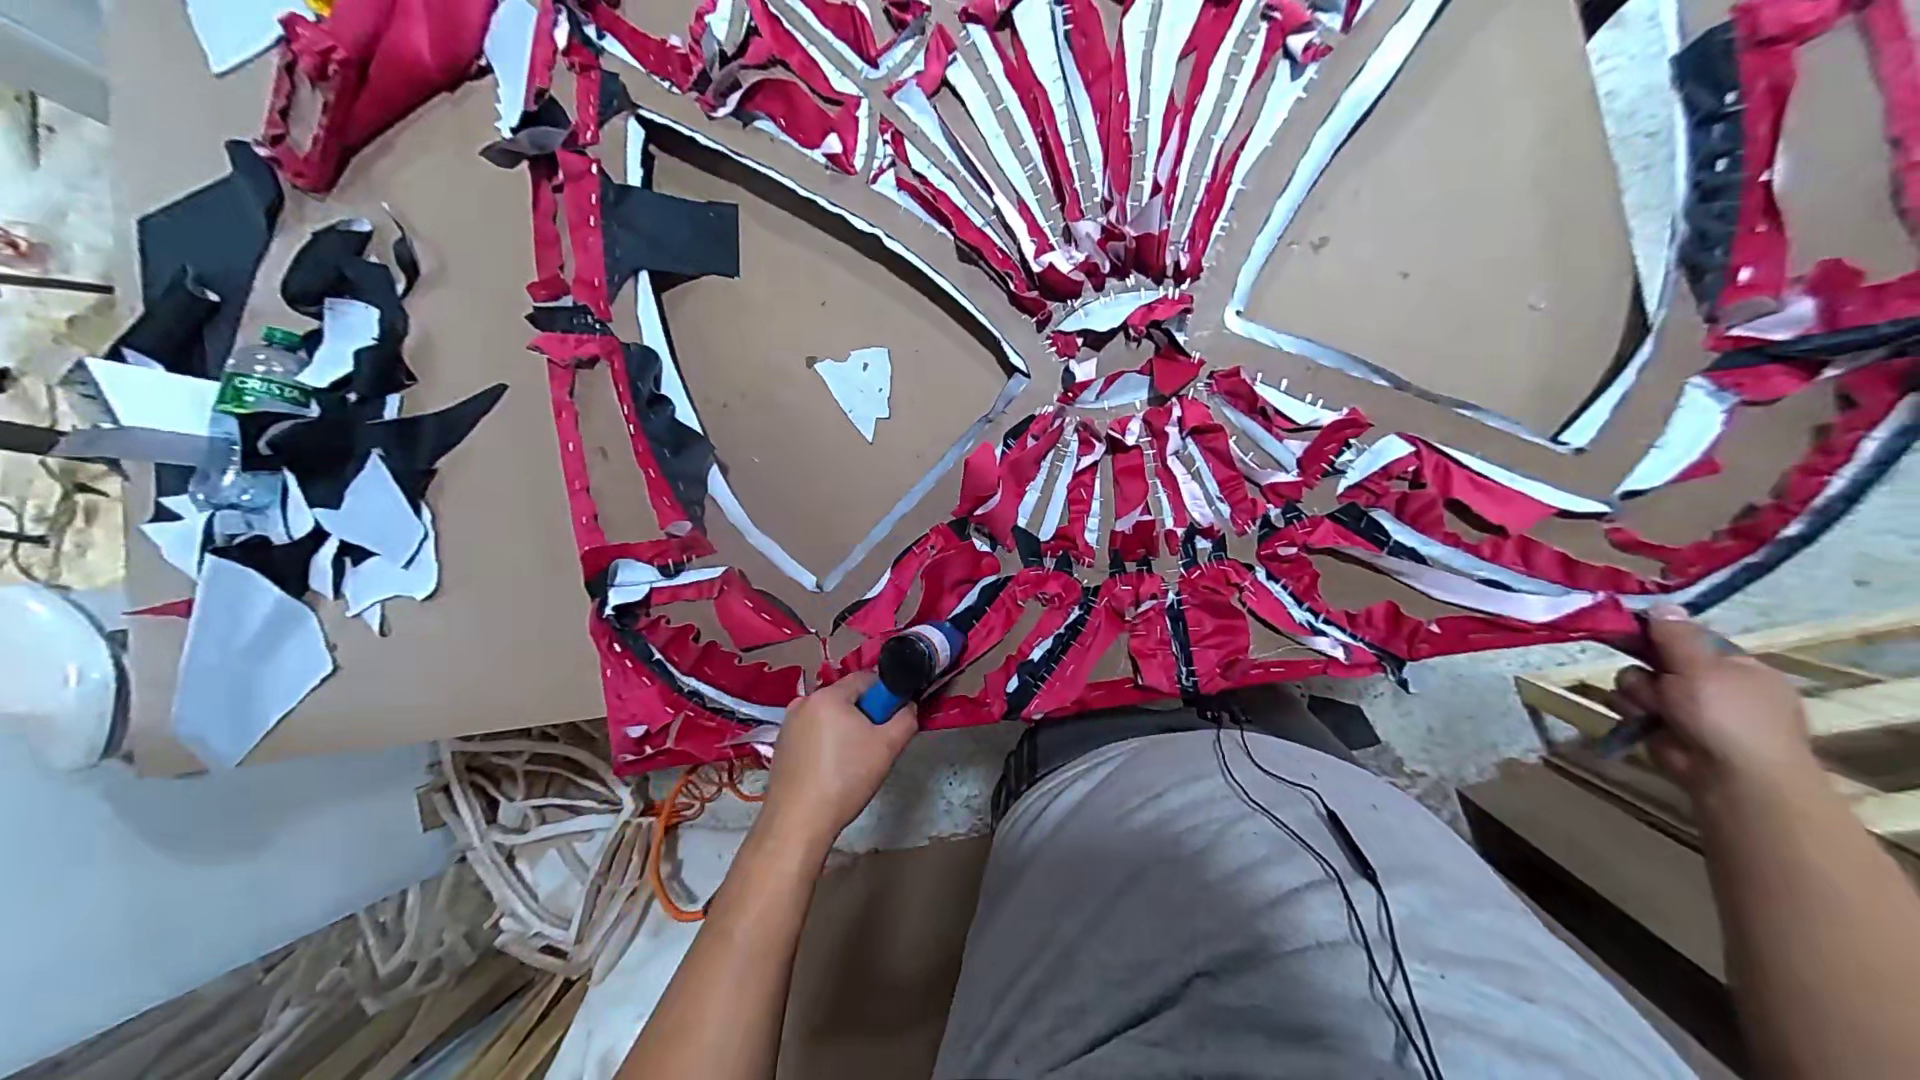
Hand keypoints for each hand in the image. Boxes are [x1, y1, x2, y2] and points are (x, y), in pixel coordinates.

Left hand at [757, 672, 917, 852]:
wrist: (798, 822)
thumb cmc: (846, 779)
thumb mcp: (888, 747)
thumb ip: (906, 719)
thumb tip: (909, 705)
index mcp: (829, 695)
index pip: (866, 678)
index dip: (886, 694)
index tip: (894, 718)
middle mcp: (804, 701)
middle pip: (846, 697)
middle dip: (865, 714)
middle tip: (876, 743)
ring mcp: (788, 723)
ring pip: (829, 716)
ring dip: (845, 728)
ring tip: (854, 760)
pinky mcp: (781, 745)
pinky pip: (812, 732)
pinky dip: (826, 742)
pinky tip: (831, 769)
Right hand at [1613, 605, 1817, 793]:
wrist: (1730, 774)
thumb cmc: (1726, 714)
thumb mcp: (1702, 667)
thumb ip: (1677, 635)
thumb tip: (1663, 604)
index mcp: (1734, 665)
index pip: (1688, 637)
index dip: (1661, 632)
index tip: (1635, 628)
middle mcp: (1709, 682)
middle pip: (1655, 657)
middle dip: (1647, 667)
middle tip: (1652, 674)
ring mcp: (1684, 706)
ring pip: (1635, 680)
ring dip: (1638, 691)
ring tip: (1655, 708)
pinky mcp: (1660, 724)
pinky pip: (1629, 704)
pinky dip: (1632, 710)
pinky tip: (1644, 719)